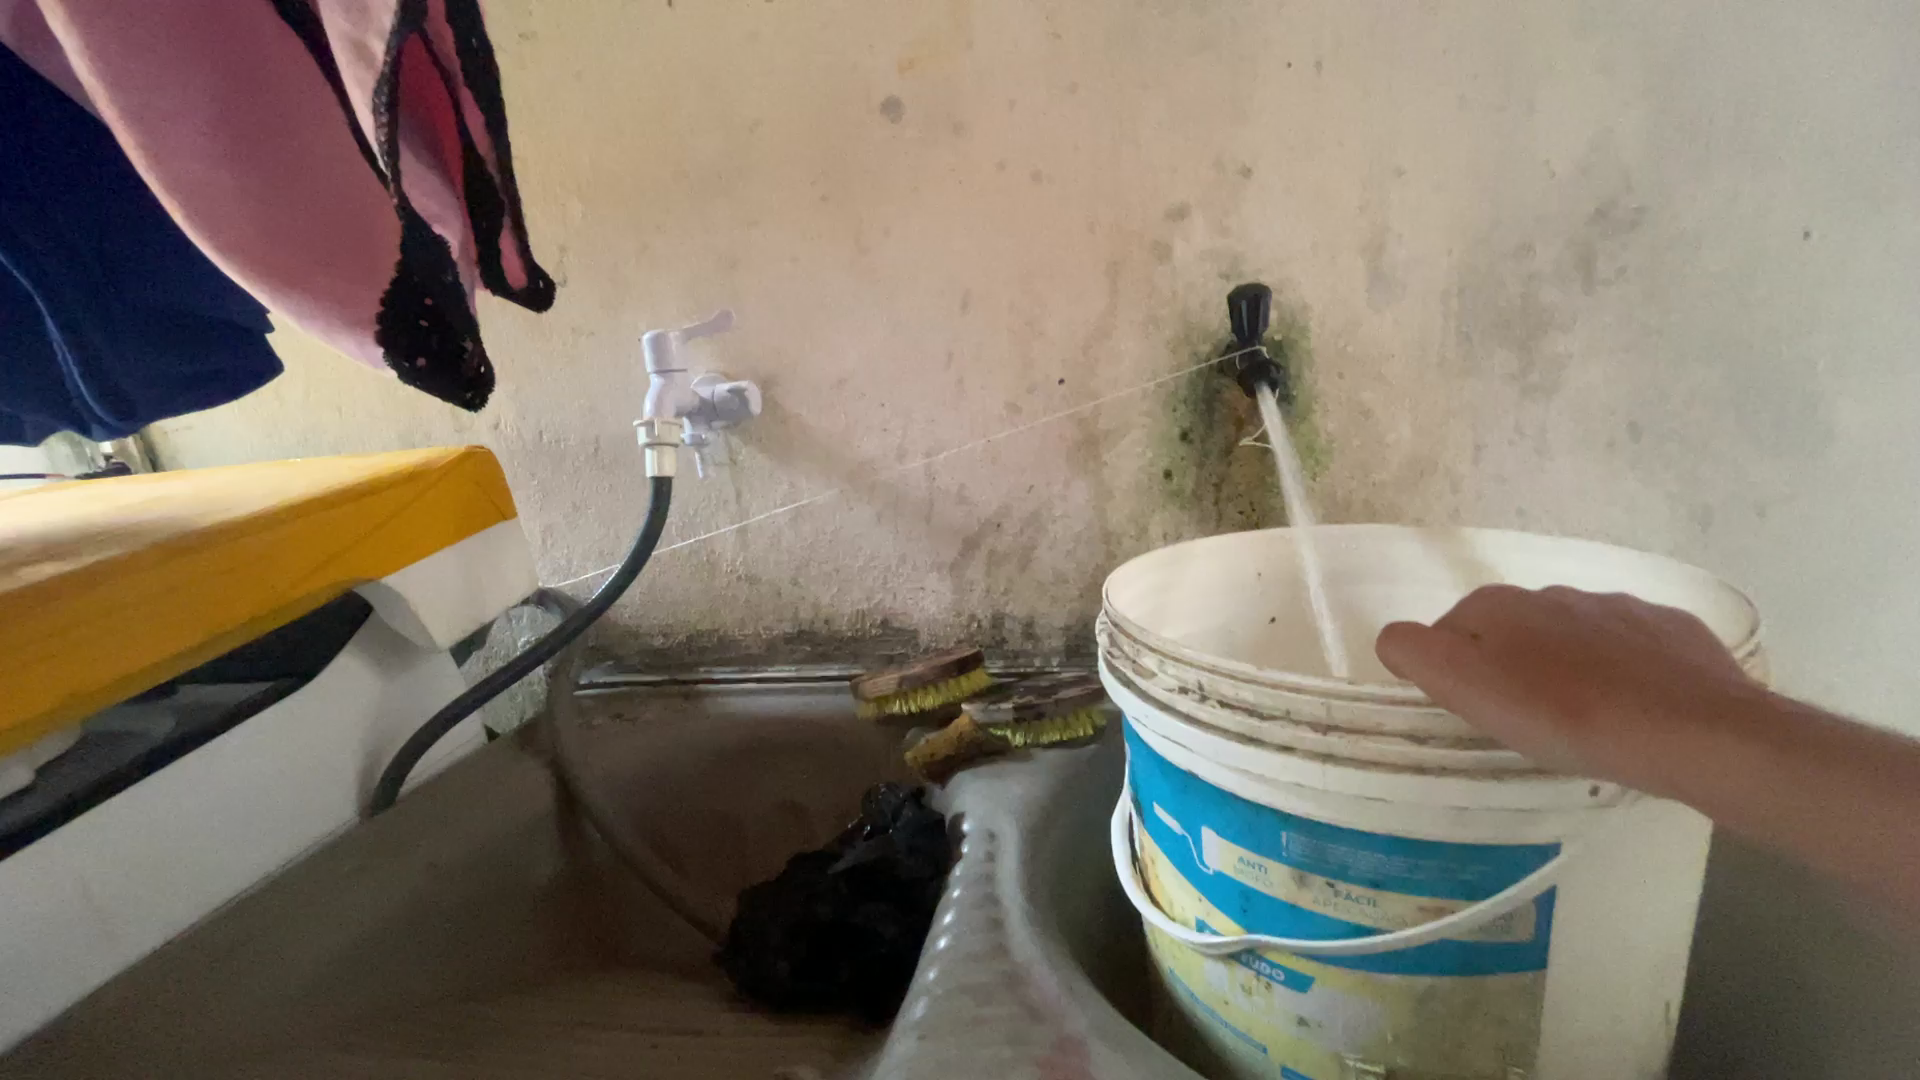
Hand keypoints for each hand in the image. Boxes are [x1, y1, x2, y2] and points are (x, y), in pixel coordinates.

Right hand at [1375, 586, 1753, 794]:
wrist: (1694, 733)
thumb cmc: (1561, 713)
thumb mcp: (1460, 686)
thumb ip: (1411, 651)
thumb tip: (1398, 639)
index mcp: (1495, 603)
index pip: (1446, 631)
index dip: (1453, 671)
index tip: (1475, 709)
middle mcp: (1549, 593)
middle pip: (1507, 631)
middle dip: (1508, 664)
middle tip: (1524, 716)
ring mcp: (1616, 607)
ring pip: (1567, 636)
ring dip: (1562, 665)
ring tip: (1581, 713)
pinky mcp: (1672, 630)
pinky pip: (1627, 646)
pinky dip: (1619, 668)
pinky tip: (1631, 703)